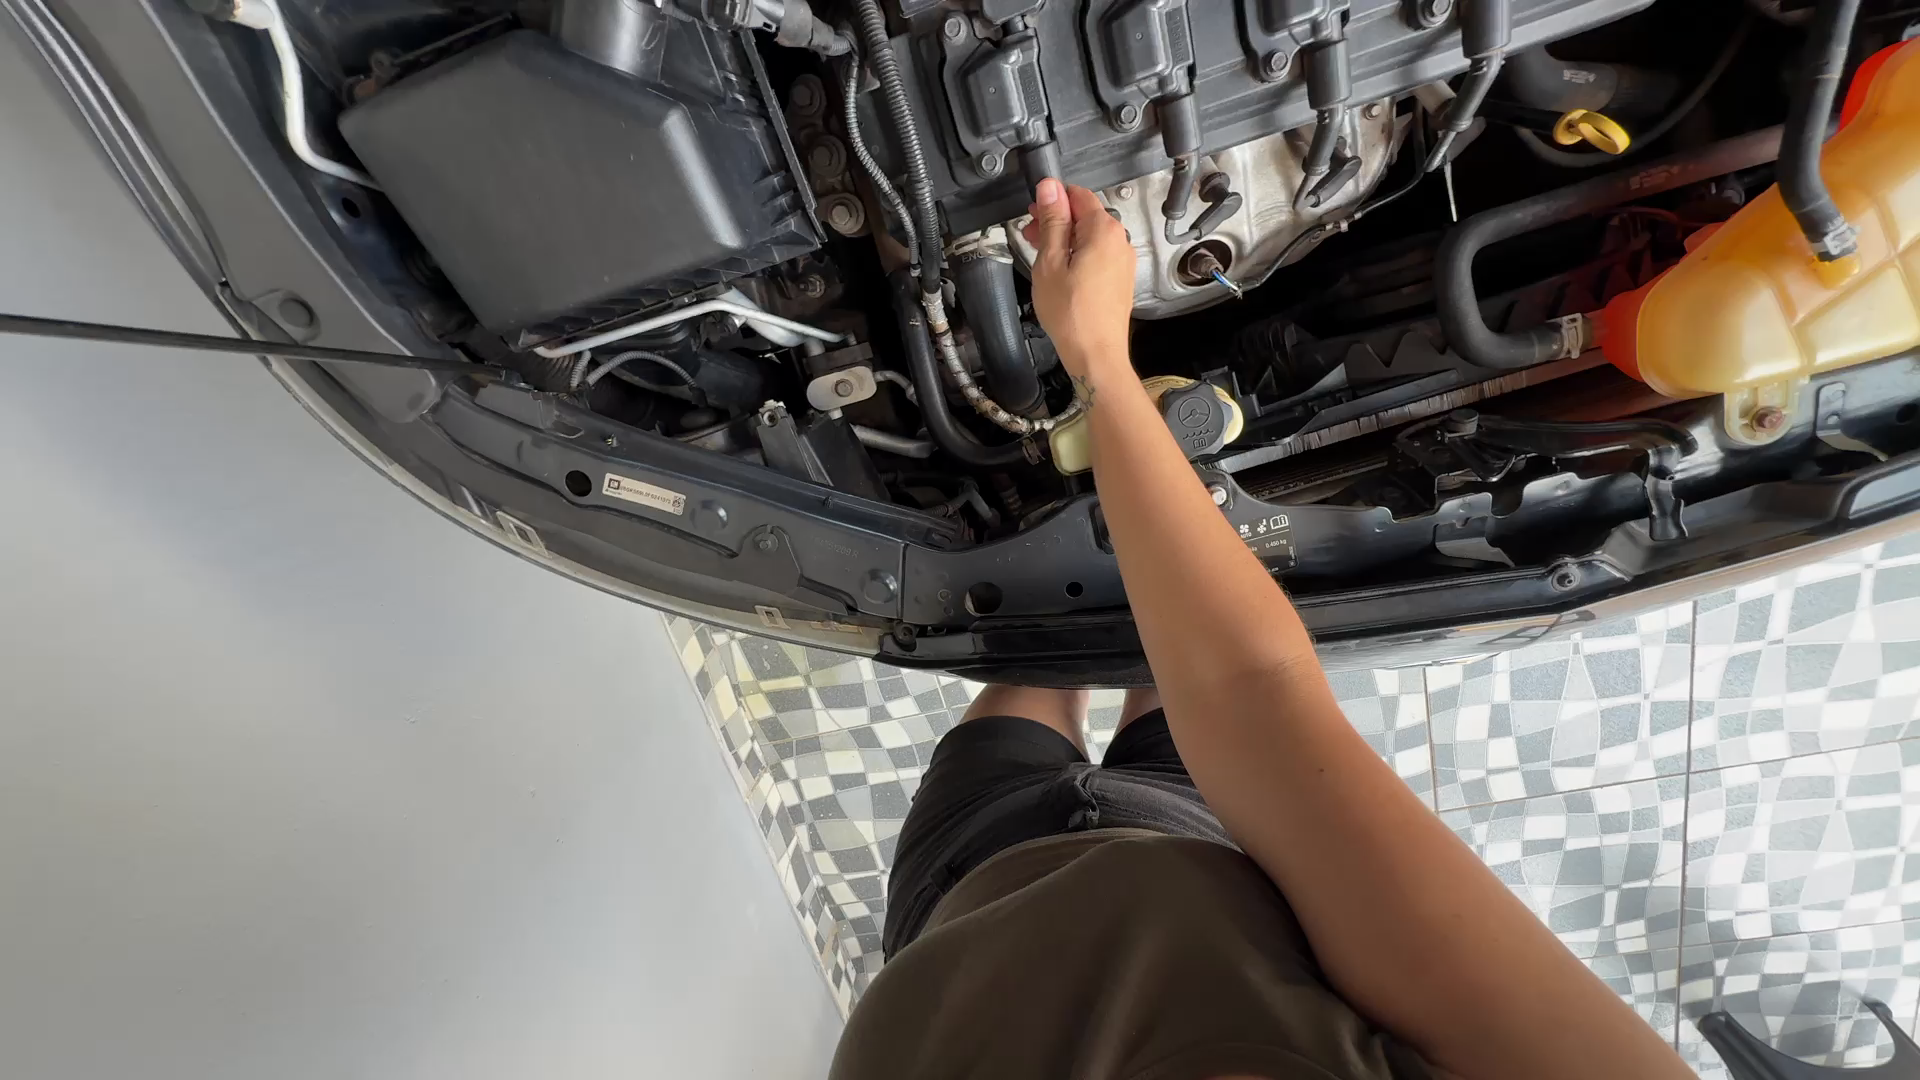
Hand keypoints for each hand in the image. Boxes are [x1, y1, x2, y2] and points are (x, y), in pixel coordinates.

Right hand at [1021, 178, 1135, 380]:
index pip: (1077, 195)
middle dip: (1057, 220)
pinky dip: (1078, 257)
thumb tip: (1049, 188)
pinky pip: (1098, 257)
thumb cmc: (1072, 315)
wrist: (1096, 354)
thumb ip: (1052, 221)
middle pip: (1085, 217)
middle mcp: (1119, 241)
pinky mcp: (1120, 280)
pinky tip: (1060, 271)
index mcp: (1103, 230)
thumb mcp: (1050, 262)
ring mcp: (1123, 262)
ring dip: (1065, 240)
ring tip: (1040, 254)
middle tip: (1031, 232)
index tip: (1033, 210)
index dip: (1052, 199)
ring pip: (1090, 238)